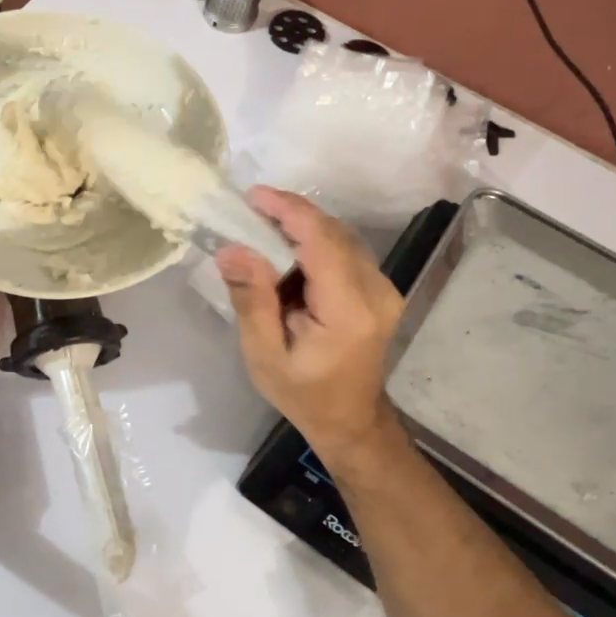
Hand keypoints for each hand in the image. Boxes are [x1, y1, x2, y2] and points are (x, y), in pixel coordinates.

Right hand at [217, 187, 405, 455]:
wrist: (349, 420)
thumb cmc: (302, 393)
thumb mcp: (264, 354)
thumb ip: (252, 299)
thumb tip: (232, 249)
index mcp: (349, 310)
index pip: (322, 242)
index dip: (290, 212)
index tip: (254, 195)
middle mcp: (376, 292)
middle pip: (334, 233)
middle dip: (291, 214)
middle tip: (249, 210)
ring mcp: (383, 289)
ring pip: (341, 238)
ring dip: (302, 226)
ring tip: (261, 226)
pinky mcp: (379, 290)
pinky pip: (345, 251)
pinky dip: (313, 242)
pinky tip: (285, 250)